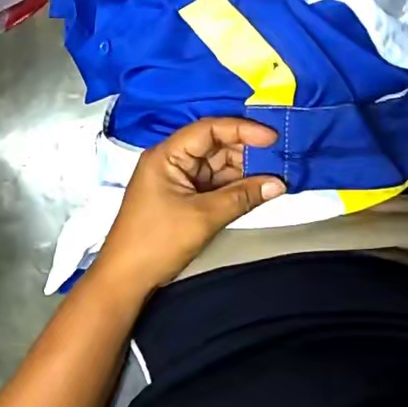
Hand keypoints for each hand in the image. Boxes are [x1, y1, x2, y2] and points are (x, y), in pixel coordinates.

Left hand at [90, 117, 284, 293]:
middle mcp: (170, 161)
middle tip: (281, 158)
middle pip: (214, 145)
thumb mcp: (203, 217)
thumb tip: (278, 184)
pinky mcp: (181, 197)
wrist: (126, 277)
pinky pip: (212, 183)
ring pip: (216, 165)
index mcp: (166, 155)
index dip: (242, 129)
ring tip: (276, 174)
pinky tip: (257, 189)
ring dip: (244, 170)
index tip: (273, 137)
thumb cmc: (157, 241)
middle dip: (247, 151)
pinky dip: (234, 186)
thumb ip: (242, 197)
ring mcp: (176, 179)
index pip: (208, 129)